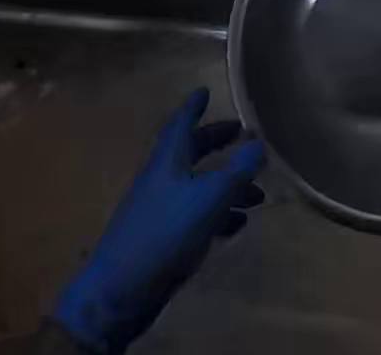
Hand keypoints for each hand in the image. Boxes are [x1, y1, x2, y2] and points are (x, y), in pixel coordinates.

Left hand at [51, 88, 264, 353]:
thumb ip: (236, 172)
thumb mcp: (208, 199)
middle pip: (191, 150)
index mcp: (168, 158)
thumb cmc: (165, 232)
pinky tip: (237, 225)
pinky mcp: (162, 235)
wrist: (120, 290)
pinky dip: (217, 212)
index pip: (181, 121)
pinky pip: (195, 213)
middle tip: (240, 135)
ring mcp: (161, 206)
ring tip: (258, 194)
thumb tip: (260, 143)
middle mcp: (163, 175)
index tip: (205, 92)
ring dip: (225, 184)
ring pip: (197, 184)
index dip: (194, 106)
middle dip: (216, 141)